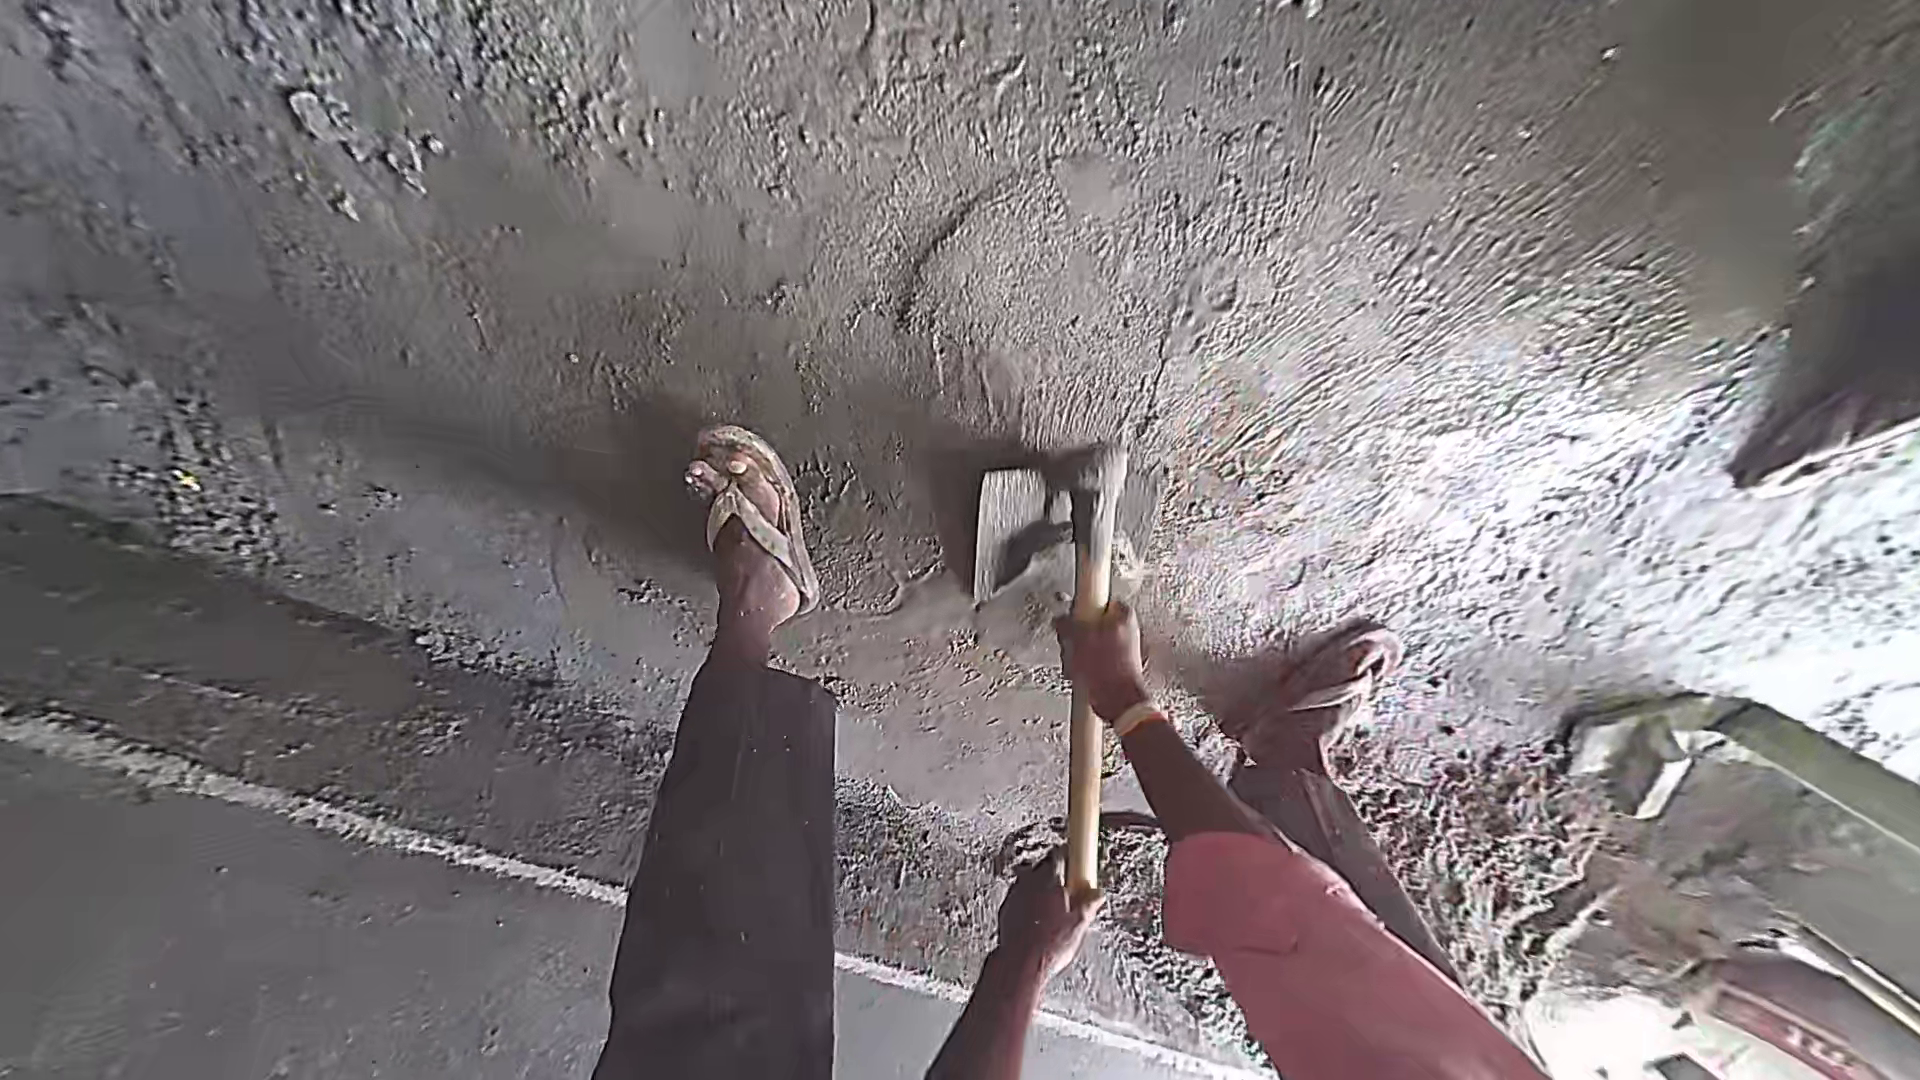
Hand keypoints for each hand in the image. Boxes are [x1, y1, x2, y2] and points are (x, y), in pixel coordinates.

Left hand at [996, 850, 1102, 980]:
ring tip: (1051, 909)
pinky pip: (1020, 898)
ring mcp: (1016, 893)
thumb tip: (1098, 893)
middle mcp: (1030, 880)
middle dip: (1055, 874)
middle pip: (1044, 867)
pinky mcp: (1007, 907)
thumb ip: (1089, 904)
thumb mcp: (1079, 925)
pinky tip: (1036, 920)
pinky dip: (1028, 903)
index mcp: (1050, 879)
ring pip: (1030, 882)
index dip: (1068, 857)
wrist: (1022, 963)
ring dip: (1040, 888)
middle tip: (1066, 890)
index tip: (1075, 862)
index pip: (1059, 855)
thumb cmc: (1051, 943)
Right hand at [1054, 602, 1150, 722]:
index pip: (1097, 600)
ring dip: (1076, 653)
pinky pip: (1091, 658)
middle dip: (1075, 636)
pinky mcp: (1114, 665)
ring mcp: (1120, 648)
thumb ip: (1068, 624)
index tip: (1072, 617)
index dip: (1080, 609)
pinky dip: (1082, 664)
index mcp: (1123, 615)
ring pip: (1087, 642)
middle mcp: (1125, 629)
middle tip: (1071, 645)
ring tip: (1076, 663)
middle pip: (1089, 623)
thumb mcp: (1079, 639)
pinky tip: (1079, 673)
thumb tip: (1060, 618)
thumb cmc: (1109, 671)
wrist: (1119, 703)